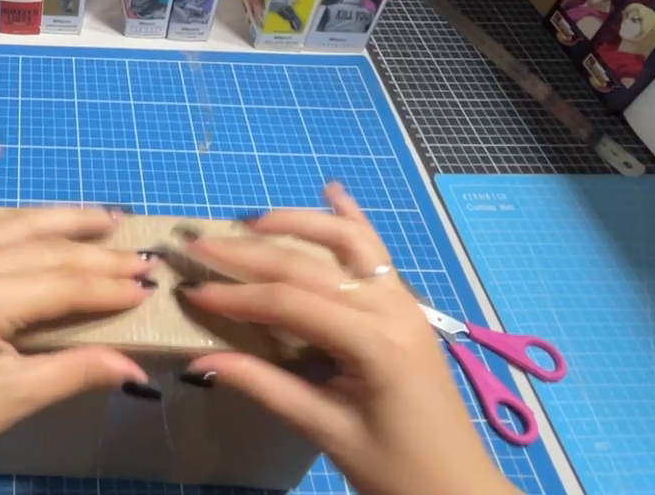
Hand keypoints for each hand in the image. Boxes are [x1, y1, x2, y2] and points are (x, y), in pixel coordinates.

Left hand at [0, 141, 152, 493]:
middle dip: (98, 255)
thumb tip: (136, 368)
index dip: (110, 286)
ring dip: (62, 218)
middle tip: (141, 254)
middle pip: (47, 250)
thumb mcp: (14, 399)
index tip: (149, 284)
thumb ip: (75, 371)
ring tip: (105, 216)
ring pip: (15, 225)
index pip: (65, 284)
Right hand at [179, 182, 517, 494]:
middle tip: (198, 245)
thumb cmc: (395, 471)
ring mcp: (402, 299)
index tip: (192, 289)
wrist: (462, 492)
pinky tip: (332, 190)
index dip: (236, 295)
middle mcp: (390, 307)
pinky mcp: (406, 303)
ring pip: (344, 240)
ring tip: (251, 221)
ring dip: (296, 223)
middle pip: (306, 265)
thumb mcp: (327, 433)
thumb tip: (198, 362)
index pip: (289, 302)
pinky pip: (376, 250)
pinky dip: (352, 218)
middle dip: (247, 253)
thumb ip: (265, 387)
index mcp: (373, 343)